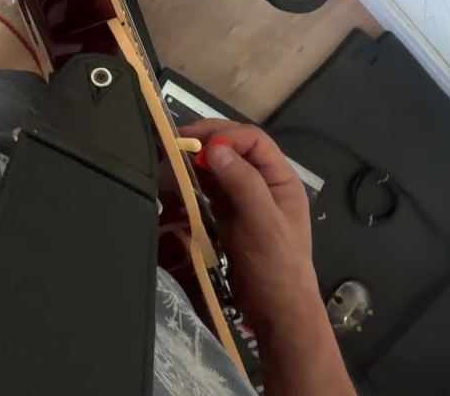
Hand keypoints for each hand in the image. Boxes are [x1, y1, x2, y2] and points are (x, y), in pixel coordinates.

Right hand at [181, 120, 323, 339]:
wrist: (276, 313)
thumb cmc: (276, 267)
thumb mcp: (263, 224)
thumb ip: (242, 183)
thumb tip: (215, 149)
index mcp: (280, 180)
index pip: (252, 139)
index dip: (225, 135)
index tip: (196, 144)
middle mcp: (262, 183)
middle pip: (232, 147)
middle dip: (204, 142)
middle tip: (174, 144)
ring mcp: (243, 198)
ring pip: (217, 165)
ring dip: (194, 160)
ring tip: (169, 160)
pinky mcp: (227, 213)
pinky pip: (207, 186)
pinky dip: (191, 180)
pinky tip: (176, 183)